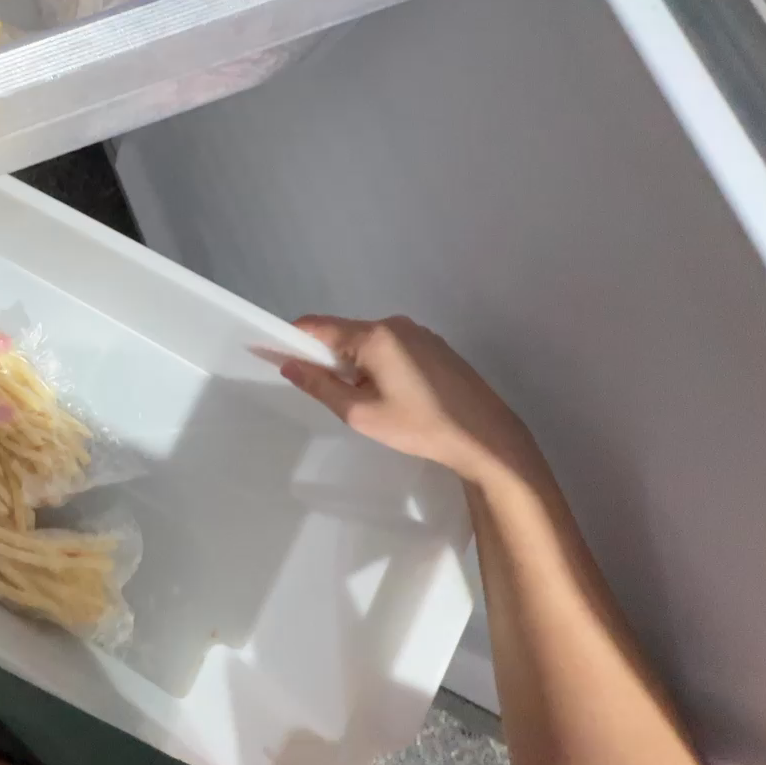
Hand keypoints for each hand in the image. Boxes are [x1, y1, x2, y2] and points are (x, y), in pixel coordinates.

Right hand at [279, 315, 537, 484]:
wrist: (489, 440)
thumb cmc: (419, 426)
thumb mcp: (359, 413)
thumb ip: (319, 385)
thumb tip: (288, 364)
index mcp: (373, 336)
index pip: (316, 325)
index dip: (291, 339)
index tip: (276, 356)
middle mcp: (394, 324)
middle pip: (341, 332)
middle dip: (327, 357)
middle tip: (330, 392)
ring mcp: (418, 332)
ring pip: (366, 341)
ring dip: (354, 362)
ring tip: (368, 399)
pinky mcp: (435, 345)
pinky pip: (389, 346)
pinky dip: (377, 363)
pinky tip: (393, 394)